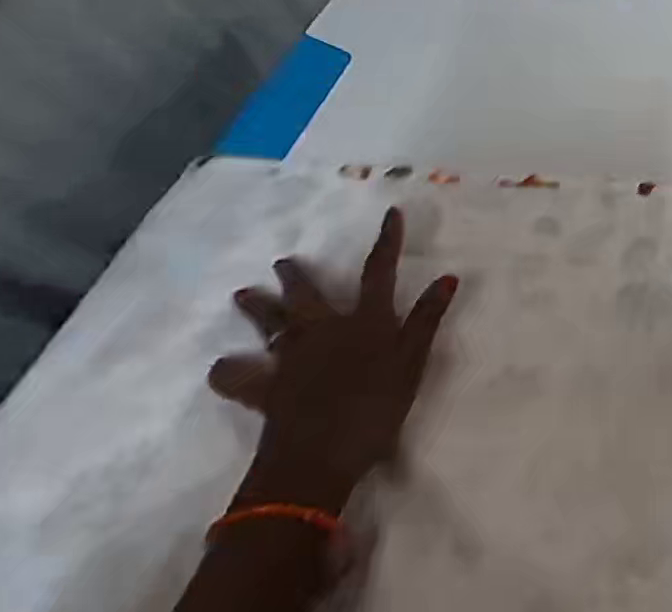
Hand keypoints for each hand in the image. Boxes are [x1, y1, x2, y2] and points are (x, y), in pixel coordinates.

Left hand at [209, 208, 457, 507]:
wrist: (318, 459)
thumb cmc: (376, 406)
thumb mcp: (414, 361)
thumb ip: (428, 319)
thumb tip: (447, 277)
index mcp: (365, 321)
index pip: (379, 272)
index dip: (387, 241)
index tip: (390, 213)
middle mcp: (324, 332)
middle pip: (308, 296)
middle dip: (296, 276)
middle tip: (282, 261)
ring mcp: (291, 361)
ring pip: (271, 327)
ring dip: (257, 309)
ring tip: (242, 294)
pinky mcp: (267, 391)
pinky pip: (240, 378)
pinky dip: (230, 372)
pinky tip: (224, 368)